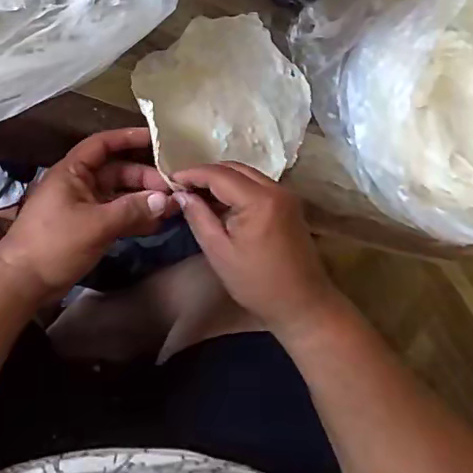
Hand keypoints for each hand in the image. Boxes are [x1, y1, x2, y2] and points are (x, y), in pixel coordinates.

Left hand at [0, 128, 171, 300]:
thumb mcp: (96, 225)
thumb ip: (132, 210)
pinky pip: (117, 215)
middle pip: (118, 171)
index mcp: (72, 172)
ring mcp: (84, 207)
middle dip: (145, 177)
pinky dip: (136, 218)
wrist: (20, 284)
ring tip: (173, 206)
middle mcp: (79, 184)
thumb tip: (167, 199)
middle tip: (173, 187)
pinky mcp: (88, 228)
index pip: (104, 144)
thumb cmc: (53, 244)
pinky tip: (158, 224)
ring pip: (120, 195)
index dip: (129, 137)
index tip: (157, 139)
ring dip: (144, 199)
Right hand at [171, 162, 346, 339]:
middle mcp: (276, 189)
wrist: (303, 304)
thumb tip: (181, 194)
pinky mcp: (289, 204)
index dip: (192, 174)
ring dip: (222, 180)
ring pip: (247, 174)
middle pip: (235, 168)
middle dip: (207, 174)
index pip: (219, 174)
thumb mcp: (220, 252)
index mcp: (259, 199)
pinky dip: (238, 188)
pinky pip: (258, 185)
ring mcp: (286, 195)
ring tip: (197, 194)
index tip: (169, 179)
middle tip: (182, 187)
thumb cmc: (258, 284)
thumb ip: (199, 218)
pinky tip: (221, 203)